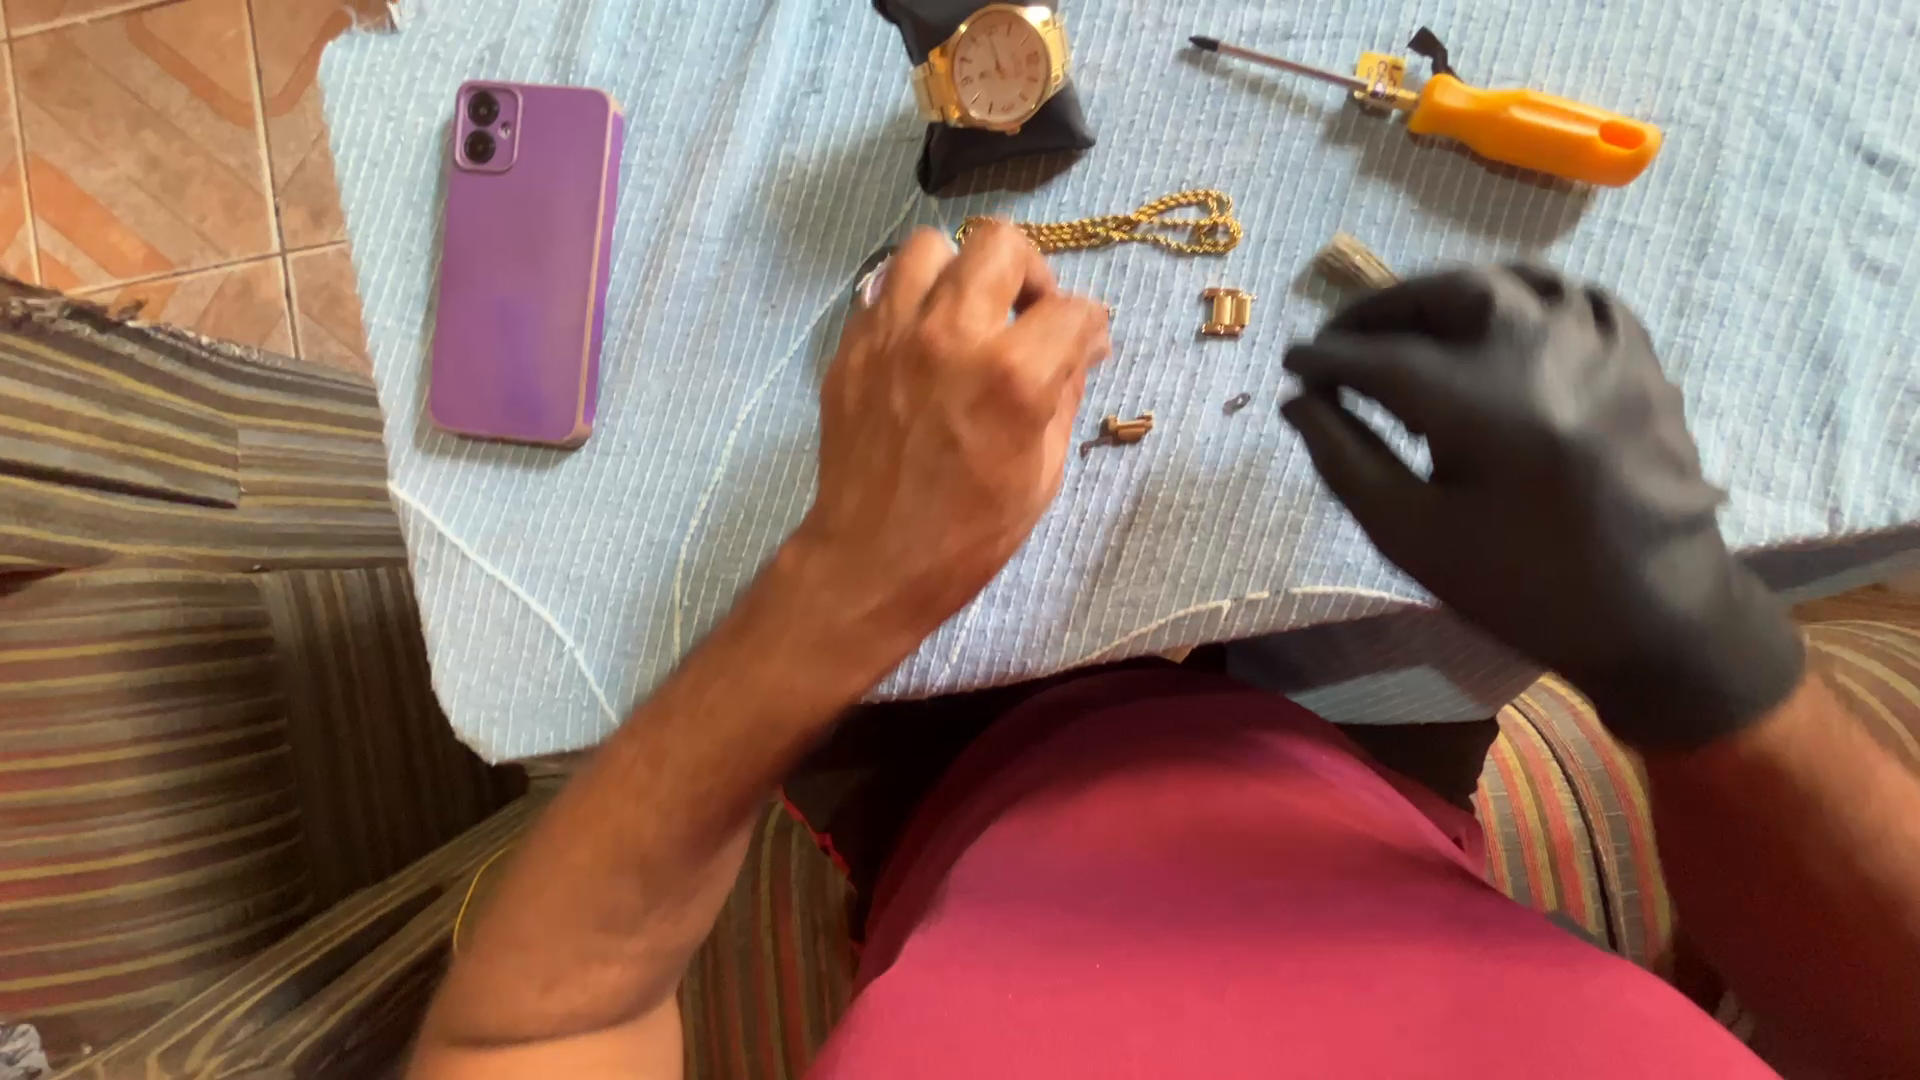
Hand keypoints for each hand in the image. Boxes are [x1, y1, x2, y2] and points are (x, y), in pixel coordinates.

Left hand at [787, 223, 1109, 662]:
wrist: (874, 561)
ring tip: (966, 316)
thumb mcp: (1043, 474)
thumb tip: (1079, 347)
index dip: (1089, 325)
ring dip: (960, 273)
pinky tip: (921, 343)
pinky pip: (885, 289)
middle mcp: (951, 335)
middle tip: (1027, 314)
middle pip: (1001, 244)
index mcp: (1012, 376)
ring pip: (929, 247)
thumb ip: (1064, 394)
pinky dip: (912, 303)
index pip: (1071, 309)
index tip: (1085, 343)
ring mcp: (891, 336)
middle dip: (1030, 273)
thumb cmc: (970, 534)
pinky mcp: (851, 349)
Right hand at [1280, 266, 1803, 747]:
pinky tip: (1487, 326)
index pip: (1378, 358)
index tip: (1290, 363)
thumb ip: (1342, 456)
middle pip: (1445, 293)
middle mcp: (1542, 351)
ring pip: (1508, 280)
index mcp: (1479, 403)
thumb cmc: (1513, 581)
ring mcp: (1601, 344)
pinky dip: (1512, 296)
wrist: (1652, 612)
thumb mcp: (1405, 530)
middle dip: (1378, 310)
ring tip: (1402, 326)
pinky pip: (1569, 293)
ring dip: (1440, 294)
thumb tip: (1296, 403)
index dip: (1324, 358)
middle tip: (1337, 339)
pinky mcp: (1637, 355)